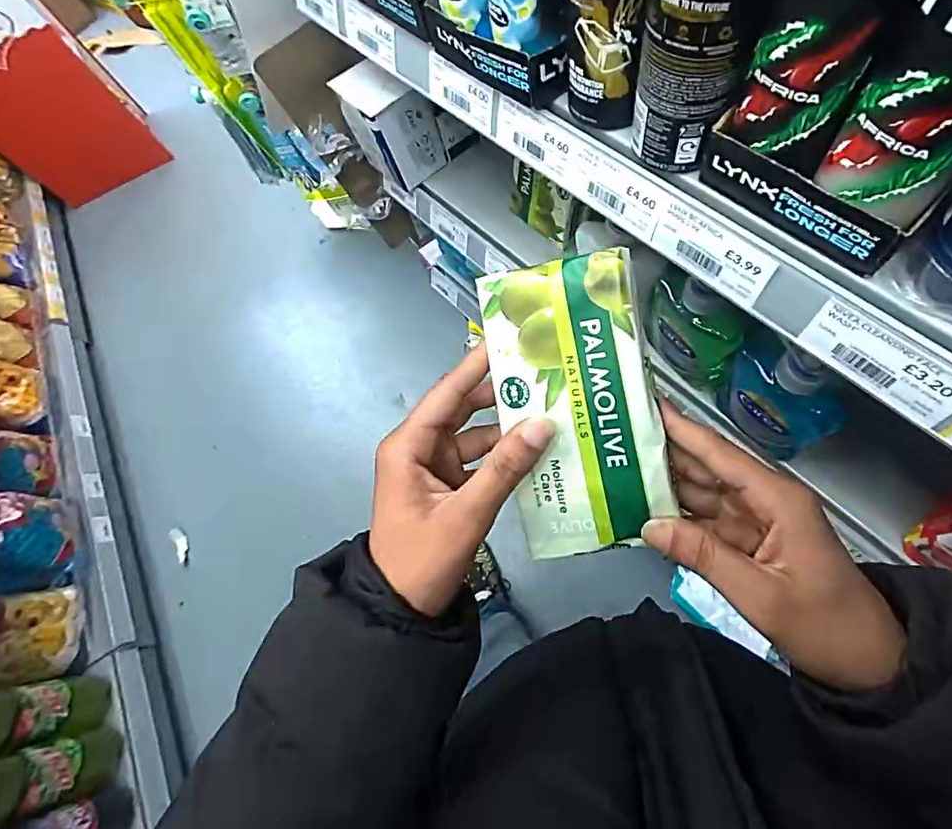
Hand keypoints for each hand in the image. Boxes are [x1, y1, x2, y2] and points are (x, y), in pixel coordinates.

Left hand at [370, 345, 554, 616]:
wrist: (401, 611)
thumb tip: (543, 424)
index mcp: (409, 445)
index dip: (475, 366)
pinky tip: (536, 449)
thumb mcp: (466, 513)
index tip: (506, 341)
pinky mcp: (448, 484)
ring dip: (507, 428)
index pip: (447, 393)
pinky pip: (480, 459)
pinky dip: (505, 455)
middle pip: (463, 409)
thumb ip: (505, 468)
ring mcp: (435, 466)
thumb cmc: (422, 559)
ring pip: (476, 435)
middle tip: (540, 374)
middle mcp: (420, 447)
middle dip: (499, 394)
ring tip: (549, 409)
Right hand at [642, 402, 905, 691]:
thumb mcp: (762, 596)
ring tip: (624, 467)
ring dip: (669, 483)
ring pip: (705, 493)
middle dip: (667, 451)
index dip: (682, 428)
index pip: (720, 454)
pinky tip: (651, 511)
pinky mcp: (754, 542)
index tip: (649, 404)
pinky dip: (681, 516)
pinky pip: (710, 521)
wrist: (870, 664)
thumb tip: (651, 525)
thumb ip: (704, 556)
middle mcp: (767, 499)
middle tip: (621, 436)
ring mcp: (760, 520)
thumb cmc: (827, 627)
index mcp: (778, 499)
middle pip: (709, 468)